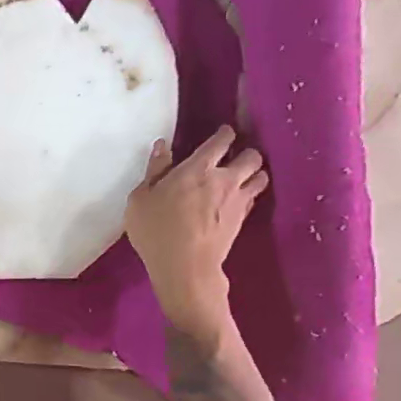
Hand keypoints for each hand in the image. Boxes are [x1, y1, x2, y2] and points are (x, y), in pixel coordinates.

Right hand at [123, 125, 267, 339]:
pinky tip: (237, 201)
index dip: (224, 134)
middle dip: (245, 154)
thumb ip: (154, 171)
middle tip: (233, 159)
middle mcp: (224, 179)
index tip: (222, 134)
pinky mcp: (243, 220)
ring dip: (253, 174)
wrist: (184, 266)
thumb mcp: (140, 199)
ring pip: (260, 177)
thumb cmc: (156, 230)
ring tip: (242, 179)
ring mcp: (238, 201)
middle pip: (251, 157)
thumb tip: (163, 147)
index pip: (221, 141)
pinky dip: (249, 195)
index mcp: (197, 169)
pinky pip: (253, 199)